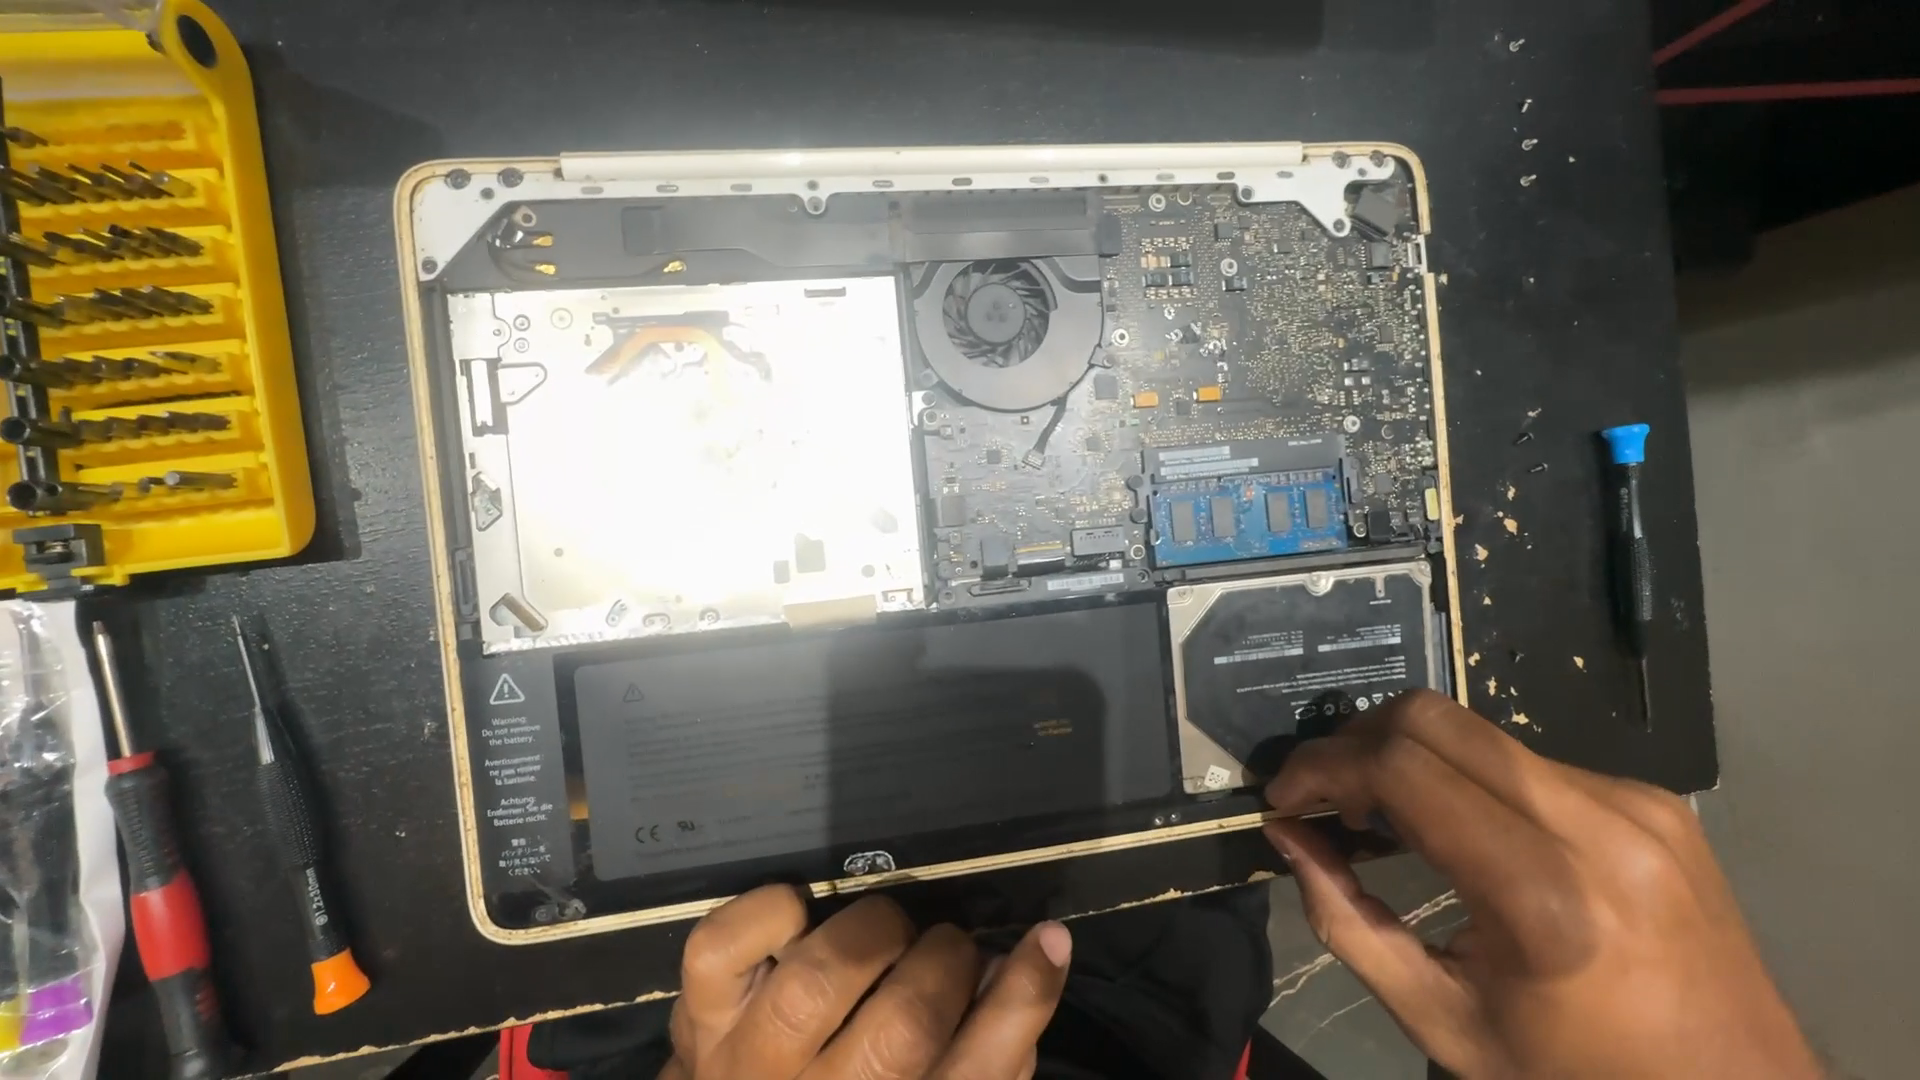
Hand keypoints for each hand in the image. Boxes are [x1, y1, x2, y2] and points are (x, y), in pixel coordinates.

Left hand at [661, 885, 1071, 1079]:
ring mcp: (749, 1059)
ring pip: (820, 979)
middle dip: (946, 962)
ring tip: (885, 933)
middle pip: (904, 1027)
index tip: (1047, 939)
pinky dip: (770, 910)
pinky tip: (800, 915)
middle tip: (947, 951)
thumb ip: (988, 1045)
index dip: (1022, 1000)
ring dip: (873, 931)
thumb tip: (1026, 957)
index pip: (976, 1074)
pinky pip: (724, 946)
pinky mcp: (698, 1014)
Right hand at [1263, 689, 1819, 1079]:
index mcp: (1543, 896)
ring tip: (1380, 810)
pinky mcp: (1651, 798)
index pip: (1400, 769)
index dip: (1322, 766)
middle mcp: (1596, 826)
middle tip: (1326, 795)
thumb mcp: (1440, 1019)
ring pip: (1472, 728)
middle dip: (1352, 742)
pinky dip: (1458, 772)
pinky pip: (1519, 755)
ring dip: (1402, 753)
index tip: (1285, 797)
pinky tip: (1454, 824)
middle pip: (1431, 718)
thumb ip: (1345, 919)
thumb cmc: (1576, 1078)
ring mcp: (1634, 803)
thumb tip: (1285, 832)